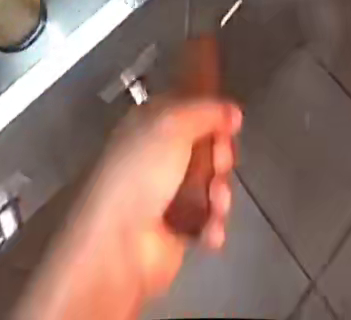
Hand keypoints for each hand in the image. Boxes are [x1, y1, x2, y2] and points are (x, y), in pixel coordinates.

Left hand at [12, 98, 241, 319]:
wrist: (117, 244)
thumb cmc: (142, 171)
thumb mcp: (174, 122)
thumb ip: (208, 109)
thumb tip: (233, 112)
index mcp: (152, 122)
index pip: (190, 105)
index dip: (213, 111)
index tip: (231, 119)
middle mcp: (160, 153)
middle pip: (208, 143)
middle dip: (222, 152)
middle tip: (220, 161)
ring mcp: (169, 192)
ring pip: (213, 179)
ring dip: (220, 190)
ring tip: (214, 202)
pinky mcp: (178, 229)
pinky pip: (209, 217)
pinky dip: (213, 223)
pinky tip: (209, 230)